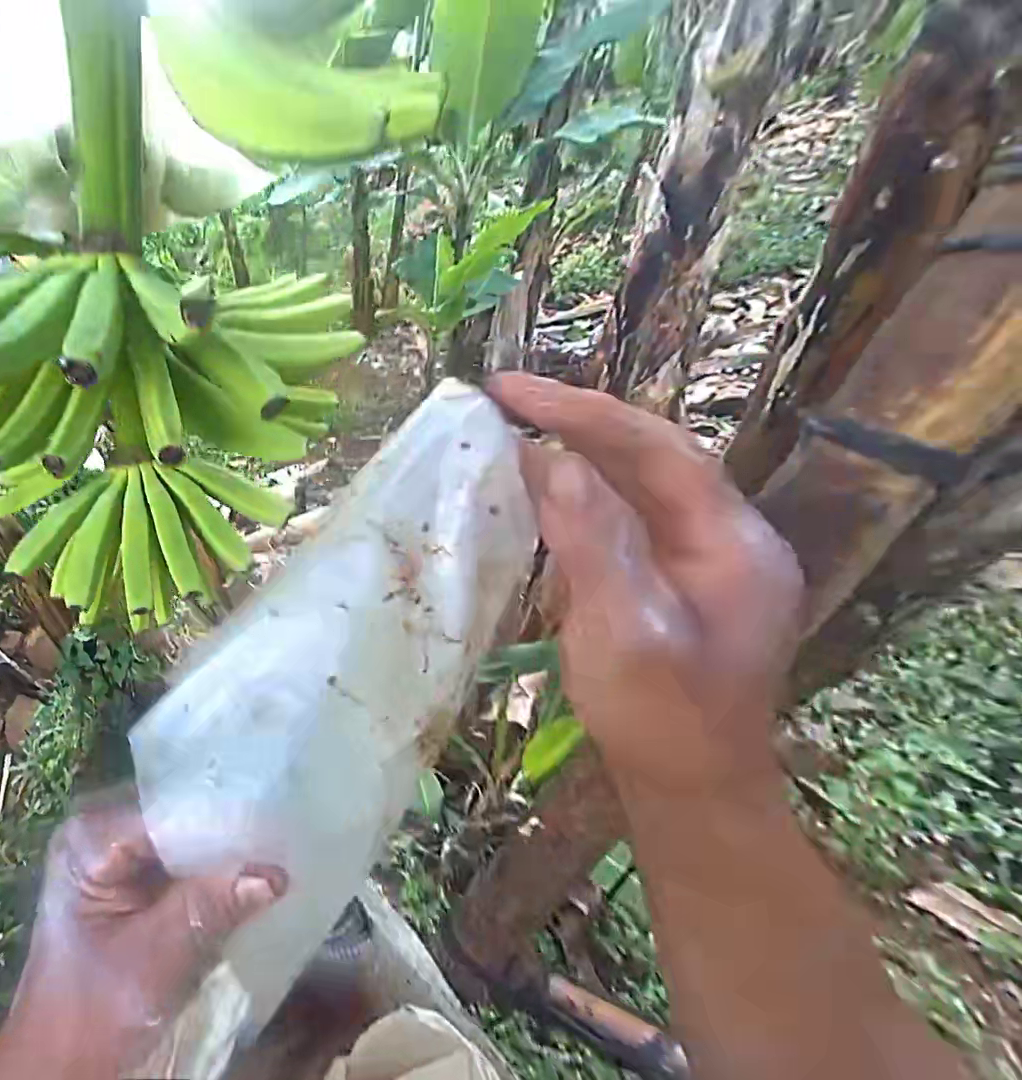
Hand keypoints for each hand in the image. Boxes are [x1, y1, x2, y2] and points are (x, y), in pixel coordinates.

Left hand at [0, 794, 286, 1078]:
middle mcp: (94, 828)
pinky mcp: (122, 875)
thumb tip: (271, 873)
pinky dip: (202, 872)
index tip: (268, 832)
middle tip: (276, 842)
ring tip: (270, 854)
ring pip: (174, 838)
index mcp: (85, 836)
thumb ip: (207, 909)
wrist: (58, 1057)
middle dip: (219, 834)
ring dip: (216, 853)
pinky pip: (171, 860)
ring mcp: (107, 850)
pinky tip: (242, 877)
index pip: (161, 813)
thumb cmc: (92, 1010)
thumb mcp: (155, 960)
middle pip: (168, 819)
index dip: (214, 822)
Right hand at [485, 373, 804, 794]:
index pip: (654, 450)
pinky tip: (530, 484)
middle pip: (646, 454)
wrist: (686, 778)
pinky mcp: (659, 573)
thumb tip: (554, 463)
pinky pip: (613, 512)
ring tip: (507, 425)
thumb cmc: (656, 711)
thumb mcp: (624, 629)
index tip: (508, 392)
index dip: (580, 414)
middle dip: (572, 419)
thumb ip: (595, 543)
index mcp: (728, 541)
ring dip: (569, 447)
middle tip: (499, 396)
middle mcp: (717, 534)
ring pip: (629, 480)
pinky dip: (567, 488)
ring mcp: (690, 554)